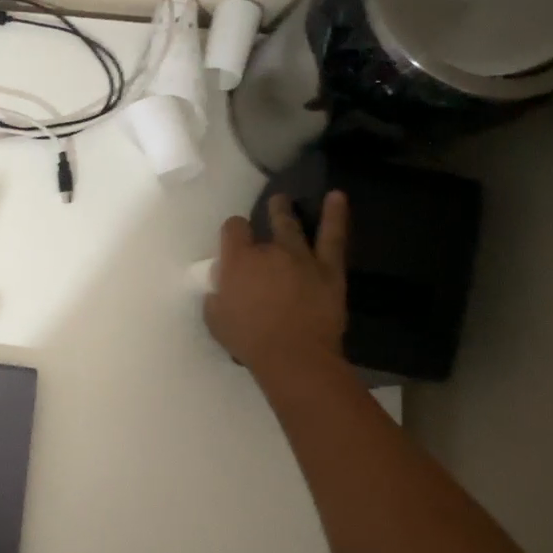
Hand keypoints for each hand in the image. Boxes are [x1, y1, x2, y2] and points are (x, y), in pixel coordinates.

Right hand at [206, 191, 348, 378]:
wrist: (294, 356)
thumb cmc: (248, 340)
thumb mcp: (214, 318)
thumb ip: (216, 295)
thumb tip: (221, 283)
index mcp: (238, 261)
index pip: (233, 229)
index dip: (233, 231)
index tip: (234, 238)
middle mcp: (269, 251)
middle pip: (266, 226)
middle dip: (265, 215)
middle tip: (268, 209)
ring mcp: (301, 257)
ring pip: (293, 227)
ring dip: (286, 212)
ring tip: (283, 201)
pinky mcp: (328, 269)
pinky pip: (333, 237)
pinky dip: (335, 216)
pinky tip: (337, 197)